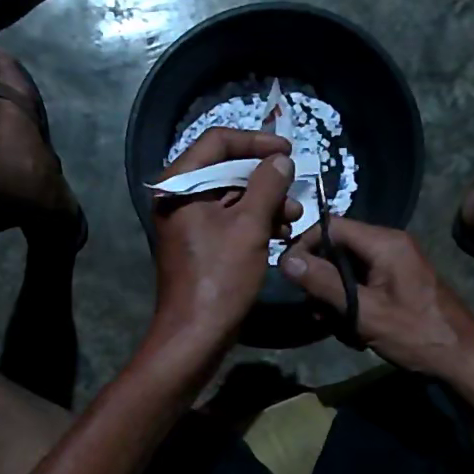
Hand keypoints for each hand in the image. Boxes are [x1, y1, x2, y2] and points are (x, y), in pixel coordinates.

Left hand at [150, 129, 300, 347]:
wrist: (196, 332)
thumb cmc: (220, 276)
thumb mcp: (249, 226)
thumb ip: (267, 185)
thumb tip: (281, 159)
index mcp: (180, 184)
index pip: (217, 141)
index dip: (255, 142)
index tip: (288, 151)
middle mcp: (178, 197)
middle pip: (226, 168)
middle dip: (264, 179)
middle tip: (294, 192)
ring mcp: (188, 221)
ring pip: (231, 196)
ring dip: (265, 203)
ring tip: (293, 220)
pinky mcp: (199, 243)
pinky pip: (229, 220)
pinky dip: (255, 223)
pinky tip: (280, 235)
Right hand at [278, 218, 473, 381]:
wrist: (463, 362)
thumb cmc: (415, 334)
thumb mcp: (364, 311)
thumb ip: (324, 283)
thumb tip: (286, 260)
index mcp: (385, 243)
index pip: (331, 226)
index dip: (305, 245)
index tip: (290, 274)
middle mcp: (390, 245)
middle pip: (337, 249)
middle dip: (320, 280)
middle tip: (316, 311)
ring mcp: (395, 265)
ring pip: (347, 270)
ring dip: (334, 298)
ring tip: (336, 327)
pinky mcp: (397, 283)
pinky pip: (362, 284)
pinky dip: (352, 305)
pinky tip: (354, 331)